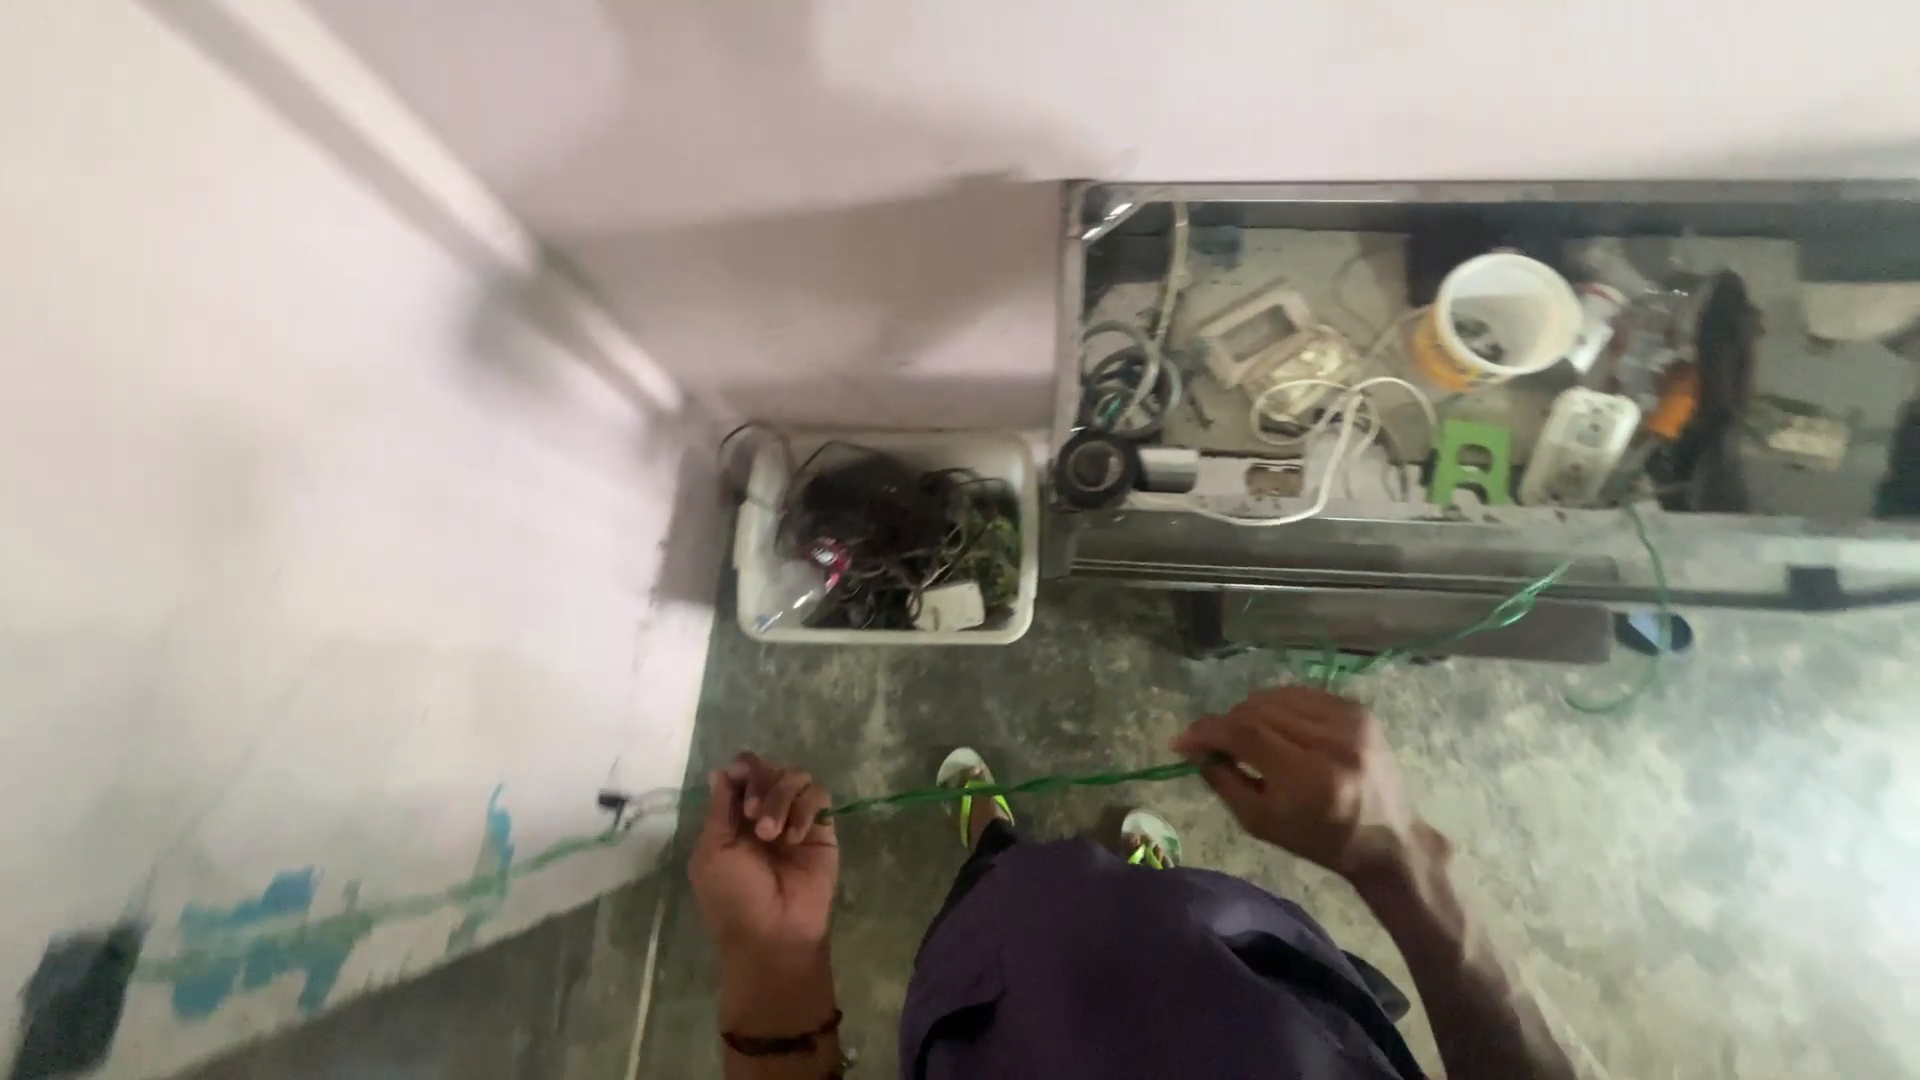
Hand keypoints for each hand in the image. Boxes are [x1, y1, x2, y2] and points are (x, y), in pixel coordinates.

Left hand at [689, 752, 838, 962]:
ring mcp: (795, 818)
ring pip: (795, 777)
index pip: (742, 772)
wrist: (773, 933)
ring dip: (780, 798)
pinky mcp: (822, 827)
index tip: (739, 781)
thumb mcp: (713, 853)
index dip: (743, 769)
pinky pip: (818, 795)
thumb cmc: (734, 898)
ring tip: (771, 833)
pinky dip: (804, 809)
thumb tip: (721, 771)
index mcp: (734, 817)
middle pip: (769, 768)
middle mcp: (766, 811)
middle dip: (760, 784)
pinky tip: (794, 837)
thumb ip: (719, 809)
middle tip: (752, 813)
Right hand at [1172, 686, 1434, 885]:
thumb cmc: (1320, 840)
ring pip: (1274, 698)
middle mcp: (1334, 743)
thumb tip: (1195, 747)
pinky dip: (1274, 706)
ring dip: (1247, 713)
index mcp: (1312, 780)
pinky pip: (1298, 694)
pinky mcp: (1358, 710)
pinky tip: (1271, 725)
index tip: (1181, 741)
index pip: (1246, 735)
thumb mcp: (1262, 823)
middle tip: (1211, 743)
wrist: (1389, 840)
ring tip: (1243, 736)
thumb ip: (1223, 781)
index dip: (1207, 732)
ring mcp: (1350, 722)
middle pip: (1256, 712)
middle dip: (1225, 724)